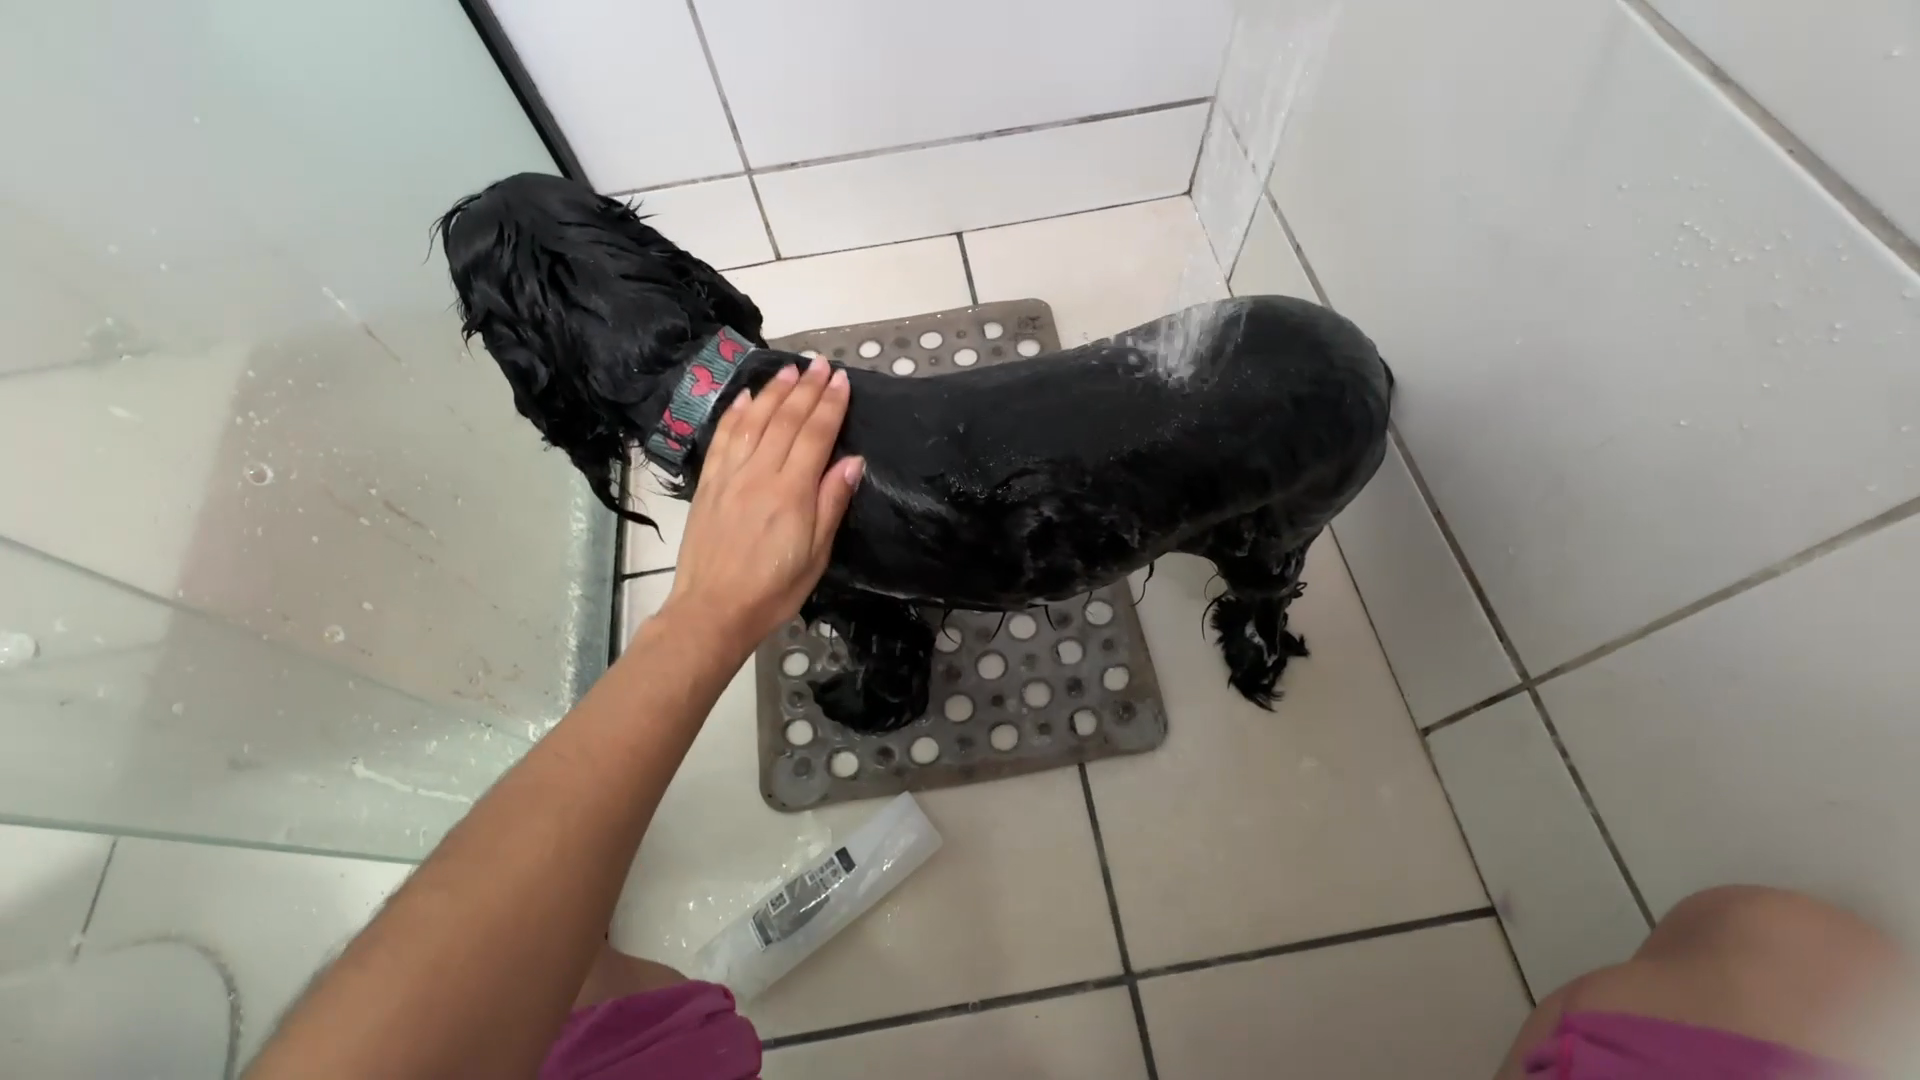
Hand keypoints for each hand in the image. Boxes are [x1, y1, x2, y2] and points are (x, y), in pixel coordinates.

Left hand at [664, 357, 863, 655]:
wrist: (713, 610)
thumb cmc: (774, 590)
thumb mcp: (816, 555)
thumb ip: (831, 504)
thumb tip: (851, 462)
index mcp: (791, 493)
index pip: (815, 436)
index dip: (830, 405)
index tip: (841, 380)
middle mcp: (759, 474)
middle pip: (786, 420)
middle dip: (806, 389)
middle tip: (820, 364)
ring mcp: (730, 476)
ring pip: (754, 421)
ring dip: (773, 392)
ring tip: (790, 370)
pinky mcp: (708, 484)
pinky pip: (723, 439)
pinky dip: (736, 413)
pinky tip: (746, 398)